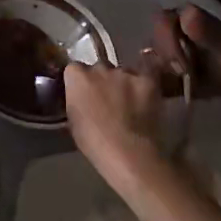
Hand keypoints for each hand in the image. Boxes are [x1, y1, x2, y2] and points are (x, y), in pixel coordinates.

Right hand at [65, 60, 168, 197]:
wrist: (127, 152)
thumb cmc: (93, 141)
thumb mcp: (73, 118)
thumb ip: (76, 100)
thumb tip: (82, 97)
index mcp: (77, 77)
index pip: (75, 69)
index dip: (80, 82)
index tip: (84, 94)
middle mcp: (99, 68)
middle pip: (100, 68)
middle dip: (102, 81)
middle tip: (107, 100)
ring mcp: (125, 73)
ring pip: (123, 73)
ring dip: (123, 84)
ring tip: (130, 103)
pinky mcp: (147, 81)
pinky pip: (145, 77)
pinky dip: (144, 86)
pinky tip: (146, 98)